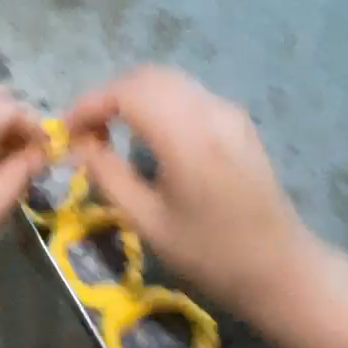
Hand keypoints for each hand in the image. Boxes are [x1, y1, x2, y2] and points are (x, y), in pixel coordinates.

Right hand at [64, 66, 333, 317]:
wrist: (281, 269)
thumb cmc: (210, 254)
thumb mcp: (148, 222)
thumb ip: (108, 176)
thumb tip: (78, 146)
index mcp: (186, 136)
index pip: (126, 92)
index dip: (89, 105)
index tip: (66, 132)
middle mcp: (209, 110)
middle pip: (147, 77)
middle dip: (108, 96)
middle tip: (84, 133)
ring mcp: (228, 112)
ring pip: (168, 81)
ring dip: (132, 96)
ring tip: (109, 132)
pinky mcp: (237, 121)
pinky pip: (187, 94)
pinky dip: (157, 102)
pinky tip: (146, 134)